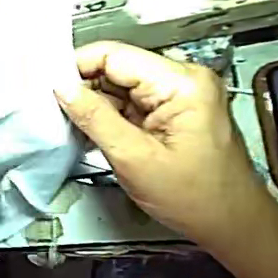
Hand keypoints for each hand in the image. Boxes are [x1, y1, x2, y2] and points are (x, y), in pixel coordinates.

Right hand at [55, 41, 277, 254]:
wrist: (230, 222)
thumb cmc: (195, 196)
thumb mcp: (133, 157)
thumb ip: (94, 117)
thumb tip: (62, 88)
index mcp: (181, 84)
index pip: (114, 55)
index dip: (76, 67)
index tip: (47, 86)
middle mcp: (182, 80)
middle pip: (114, 67)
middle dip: (82, 88)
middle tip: (55, 110)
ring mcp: (177, 94)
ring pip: (117, 85)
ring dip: (92, 104)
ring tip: (74, 126)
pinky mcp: (170, 109)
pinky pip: (127, 101)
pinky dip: (106, 115)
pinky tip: (93, 132)